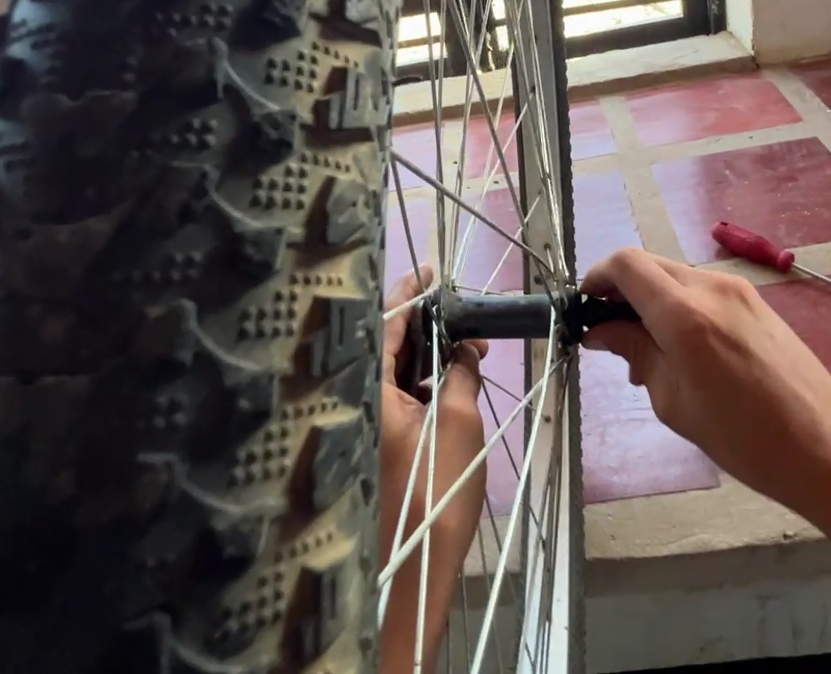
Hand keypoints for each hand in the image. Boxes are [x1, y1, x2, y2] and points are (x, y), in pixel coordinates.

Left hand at [376, 266, 487, 673]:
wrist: (417, 560)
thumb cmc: (437, 487)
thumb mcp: (457, 421)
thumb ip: (460, 373)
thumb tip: (465, 348)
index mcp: (368, 389)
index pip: (386, 325)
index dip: (409, 293)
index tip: (431, 270)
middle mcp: (362, 398)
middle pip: (389, 344)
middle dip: (424, 321)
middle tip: (457, 303)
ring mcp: (371, 418)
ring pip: (398, 369)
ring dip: (430, 351)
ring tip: (467, 338)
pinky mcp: (383, 436)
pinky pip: (402, 393)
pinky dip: (426, 379)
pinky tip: (454, 374)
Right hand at [581, 248, 830, 517]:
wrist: (828, 447)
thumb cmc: (745, 438)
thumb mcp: (674, 402)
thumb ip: (635, 354)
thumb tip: (601, 331)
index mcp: (685, 313)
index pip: (626, 264)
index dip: (597, 277)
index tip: (584, 307)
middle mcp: (710, 287)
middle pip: (649, 265)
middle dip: (620, 290)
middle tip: (608, 334)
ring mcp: (738, 290)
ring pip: (675, 277)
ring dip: (650, 300)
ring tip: (646, 352)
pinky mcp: (756, 302)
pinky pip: (702, 291)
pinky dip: (678, 306)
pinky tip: (682, 350)